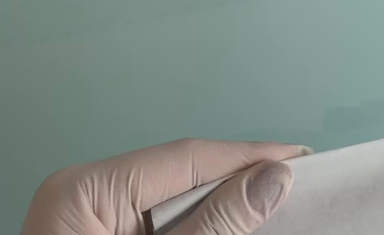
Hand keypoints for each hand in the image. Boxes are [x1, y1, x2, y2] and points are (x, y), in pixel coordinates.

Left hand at [20, 139, 307, 234]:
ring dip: (222, 207)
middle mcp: (83, 195)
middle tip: (297, 180)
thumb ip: (215, 228)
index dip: (248, 156)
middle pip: (181, 177)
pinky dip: (196, 227)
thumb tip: (276, 178)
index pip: (185, 158)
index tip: (299, 156)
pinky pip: (157, 225)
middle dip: (239, 180)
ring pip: (173, 202)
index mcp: (84, 191)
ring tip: (275, 201)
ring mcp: (88, 221)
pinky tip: (233, 224)